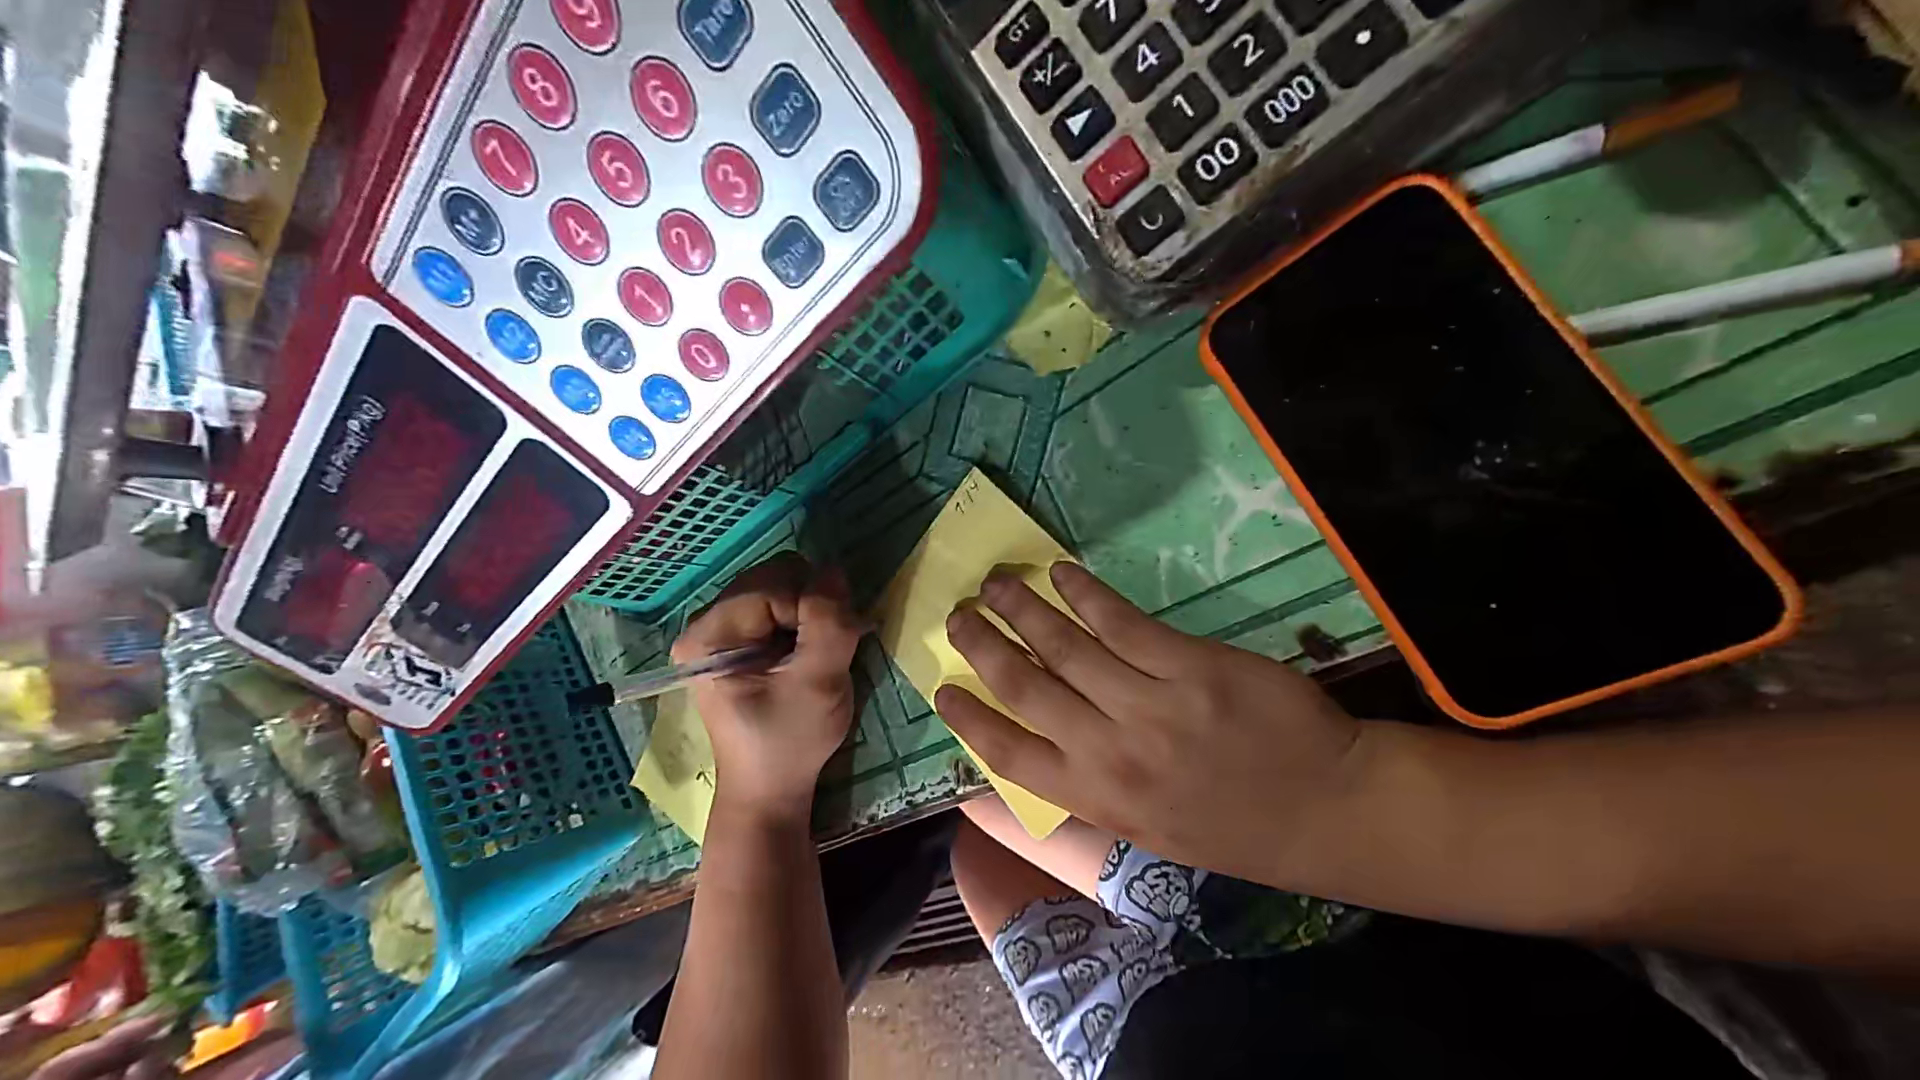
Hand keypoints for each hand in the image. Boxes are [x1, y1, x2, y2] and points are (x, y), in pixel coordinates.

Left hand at [675, 554, 862, 816]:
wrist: (770, 789)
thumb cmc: (790, 741)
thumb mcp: (819, 681)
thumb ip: (828, 623)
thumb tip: (834, 570)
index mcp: (709, 635)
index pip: (773, 586)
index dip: (810, 609)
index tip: (828, 648)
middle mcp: (705, 622)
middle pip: (773, 577)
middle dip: (811, 604)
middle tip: (828, 646)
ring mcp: (720, 629)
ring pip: (779, 587)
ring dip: (811, 612)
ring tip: (819, 652)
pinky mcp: (736, 639)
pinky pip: (778, 604)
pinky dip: (803, 619)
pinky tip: (807, 652)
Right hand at [935, 562, 1369, 883]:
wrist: (1324, 808)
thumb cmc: (1228, 823)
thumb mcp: (1144, 826)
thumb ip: (1087, 786)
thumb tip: (1032, 745)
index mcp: (1096, 797)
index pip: (1009, 751)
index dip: (969, 714)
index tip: (941, 684)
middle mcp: (1110, 751)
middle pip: (1025, 686)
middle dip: (983, 644)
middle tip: (958, 613)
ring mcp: (1149, 704)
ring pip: (1065, 645)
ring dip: (1022, 607)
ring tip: (996, 581)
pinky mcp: (1189, 664)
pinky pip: (1121, 621)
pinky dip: (1085, 593)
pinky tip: (1063, 573)